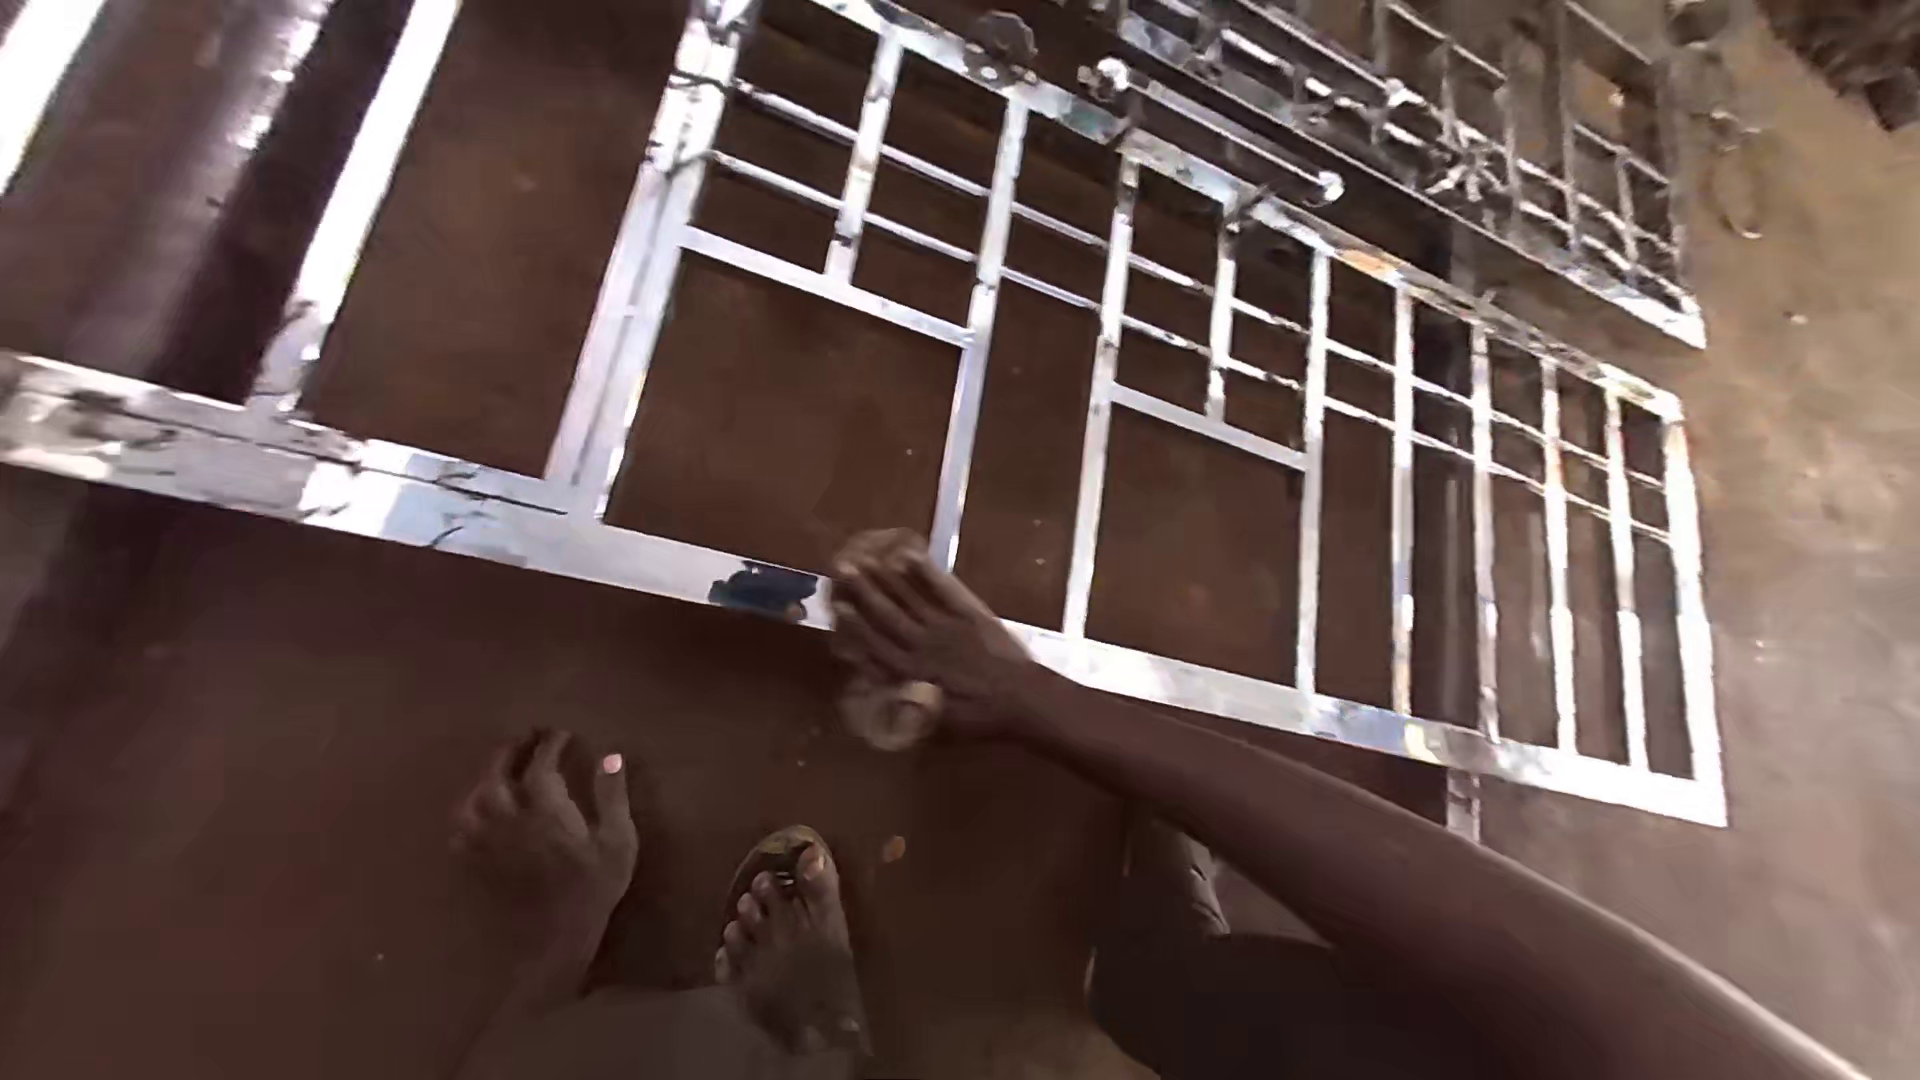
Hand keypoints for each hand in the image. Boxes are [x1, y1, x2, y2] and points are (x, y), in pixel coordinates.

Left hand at [455, 729, 638, 926]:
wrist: (553, 942)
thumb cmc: (594, 887)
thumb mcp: (618, 838)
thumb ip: (612, 795)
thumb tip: (611, 755)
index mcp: (546, 813)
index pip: (540, 766)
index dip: (549, 745)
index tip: (562, 733)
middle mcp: (509, 823)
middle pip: (497, 777)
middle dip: (511, 752)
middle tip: (527, 737)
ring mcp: (486, 847)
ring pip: (472, 802)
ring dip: (486, 777)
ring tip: (502, 767)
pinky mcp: (475, 867)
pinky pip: (460, 830)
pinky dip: (470, 810)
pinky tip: (481, 809)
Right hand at [830, 536, 1038, 738]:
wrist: (1021, 699)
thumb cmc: (979, 719)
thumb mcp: (937, 726)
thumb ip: (905, 710)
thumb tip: (878, 694)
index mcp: (914, 673)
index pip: (878, 645)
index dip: (857, 625)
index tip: (839, 606)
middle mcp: (924, 644)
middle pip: (888, 614)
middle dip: (864, 591)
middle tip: (843, 567)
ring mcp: (946, 625)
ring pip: (910, 599)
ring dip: (887, 578)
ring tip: (868, 559)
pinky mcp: (968, 615)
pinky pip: (943, 590)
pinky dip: (926, 573)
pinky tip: (910, 557)